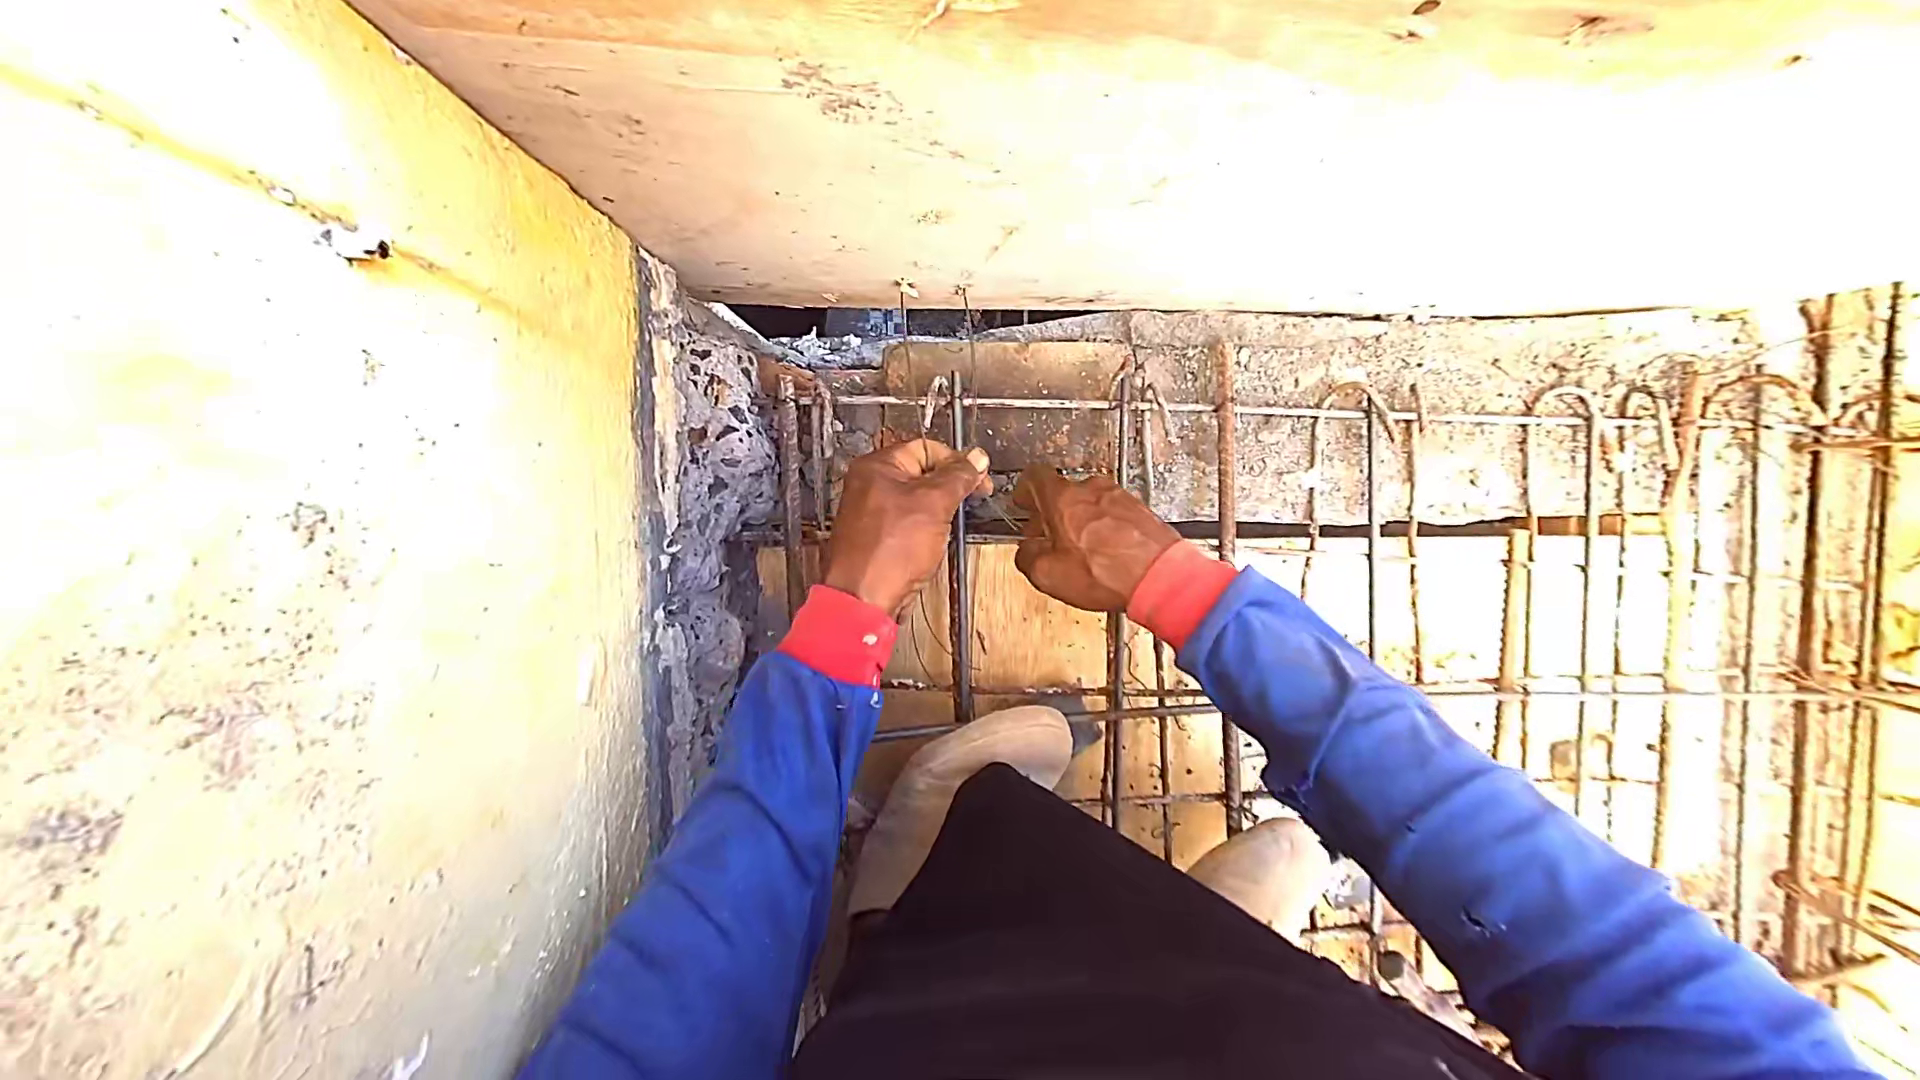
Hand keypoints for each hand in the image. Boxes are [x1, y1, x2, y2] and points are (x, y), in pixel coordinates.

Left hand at [824, 439, 991, 612]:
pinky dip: (927, 531)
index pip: (926, 448)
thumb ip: (958, 477)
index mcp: (877, 466)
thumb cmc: (888, 552)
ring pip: (918, 502)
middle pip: (922, 474)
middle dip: (950, 488)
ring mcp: (873, 514)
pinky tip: (935, 544)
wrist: (864, 599)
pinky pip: (909, 525)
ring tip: (951, 526)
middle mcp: (870, 486)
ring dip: (940, 513)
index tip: (979, 477)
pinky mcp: (878, 539)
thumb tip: (976, 458)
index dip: (956, 461)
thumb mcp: (934, 503)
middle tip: (973, 500)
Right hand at [1012, 466, 1181, 611]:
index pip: (1034, 476)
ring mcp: (1119, 497)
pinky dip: (1103, 527)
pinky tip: (1103, 552)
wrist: (1160, 577)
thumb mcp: (1047, 574)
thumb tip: (1026, 551)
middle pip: (1062, 492)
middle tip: (1046, 534)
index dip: (1024, 490)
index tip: (1022, 502)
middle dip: (1050, 513)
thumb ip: (1026, 556)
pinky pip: (1112, 513)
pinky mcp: (1139, 510)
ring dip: (1078, 520)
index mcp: (1062, 498)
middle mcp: (1091, 489)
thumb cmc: (1106, 572)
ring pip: (1089, 502)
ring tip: (1077, 548)